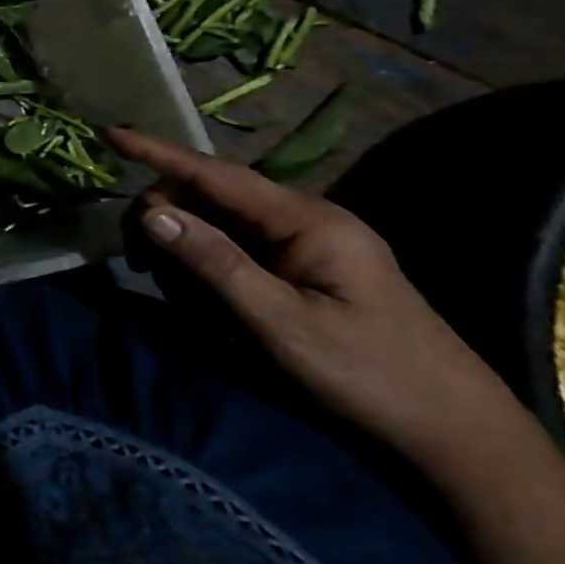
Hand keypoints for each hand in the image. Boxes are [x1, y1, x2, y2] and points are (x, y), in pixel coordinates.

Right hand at [105, 127, 511, 457]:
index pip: (215, 173)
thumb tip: (150, 212)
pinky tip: (206, 297)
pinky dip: (207, 263)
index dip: (157, 151)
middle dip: (165, 219)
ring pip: (217, 221)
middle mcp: (304, 217)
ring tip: (181, 293)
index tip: (109, 133)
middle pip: (208, 194)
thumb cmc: (369, 374)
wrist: (455, 431)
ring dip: (185, 248)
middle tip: (138, 263)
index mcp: (307, 220)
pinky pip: (235, 245)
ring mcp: (305, 239)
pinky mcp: (303, 262)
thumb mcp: (281, 322)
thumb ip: (214, 263)